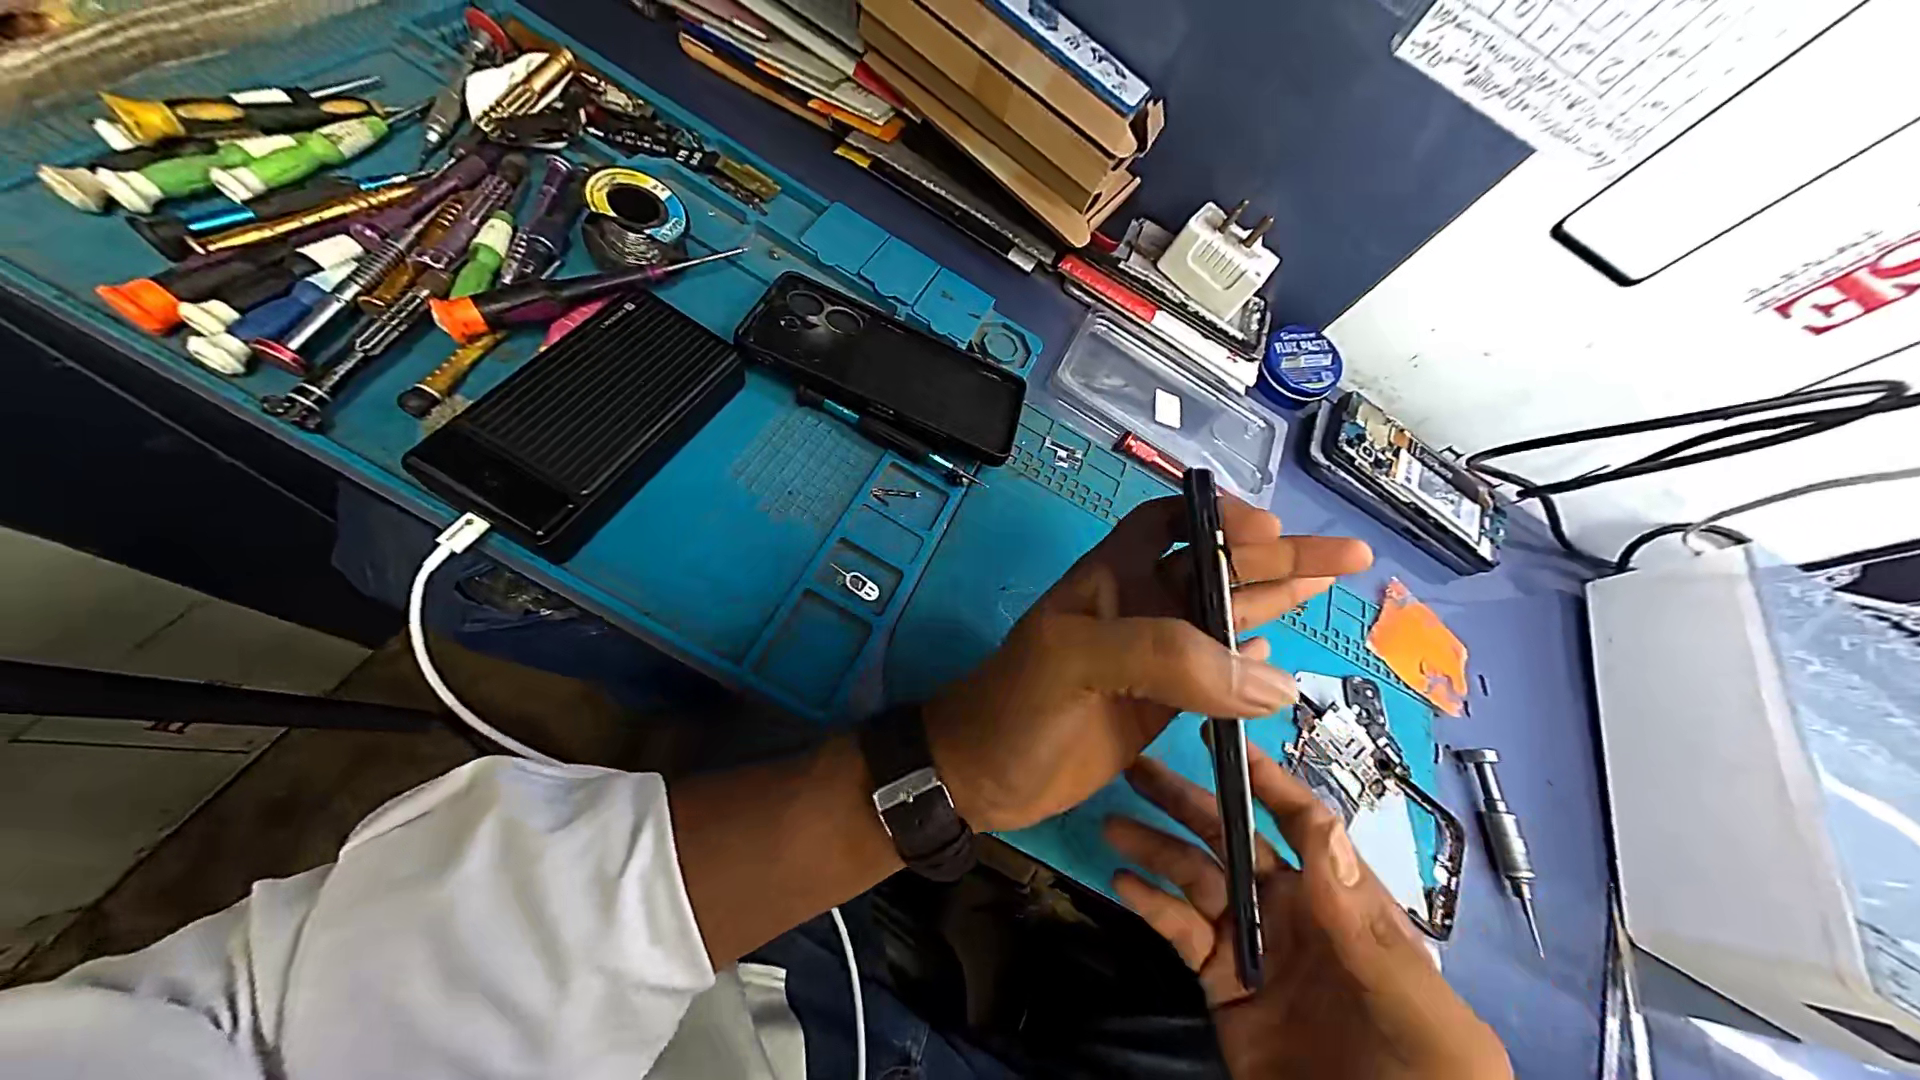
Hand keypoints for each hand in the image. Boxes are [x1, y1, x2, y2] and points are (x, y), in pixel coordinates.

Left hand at [923, 495, 1370, 831]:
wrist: (986, 775)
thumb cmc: (1018, 704)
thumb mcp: (1077, 660)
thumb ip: (1166, 657)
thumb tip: (1271, 680)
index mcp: (1110, 578)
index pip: (1166, 523)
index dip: (1215, 515)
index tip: (1267, 528)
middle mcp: (1136, 608)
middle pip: (1214, 567)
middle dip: (1275, 557)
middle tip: (1344, 555)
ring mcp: (1152, 658)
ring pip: (1224, 618)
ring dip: (1274, 601)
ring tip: (1328, 586)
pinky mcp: (1161, 703)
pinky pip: (1217, 673)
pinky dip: (1251, 663)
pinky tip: (1279, 658)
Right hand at [1105, 745, 1511, 1079]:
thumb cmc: (1424, 1078)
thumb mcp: (1420, 1010)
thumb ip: (1367, 925)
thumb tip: (1322, 830)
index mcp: (1342, 903)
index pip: (1299, 824)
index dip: (1263, 779)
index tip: (1225, 740)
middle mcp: (1290, 908)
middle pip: (1231, 838)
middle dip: (1186, 799)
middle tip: (1139, 767)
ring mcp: (1251, 942)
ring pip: (1194, 875)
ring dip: (1155, 845)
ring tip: (1114, 823)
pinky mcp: (1219, 980)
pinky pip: (1179, 930)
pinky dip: (1150, 902)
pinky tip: (1124, 881)